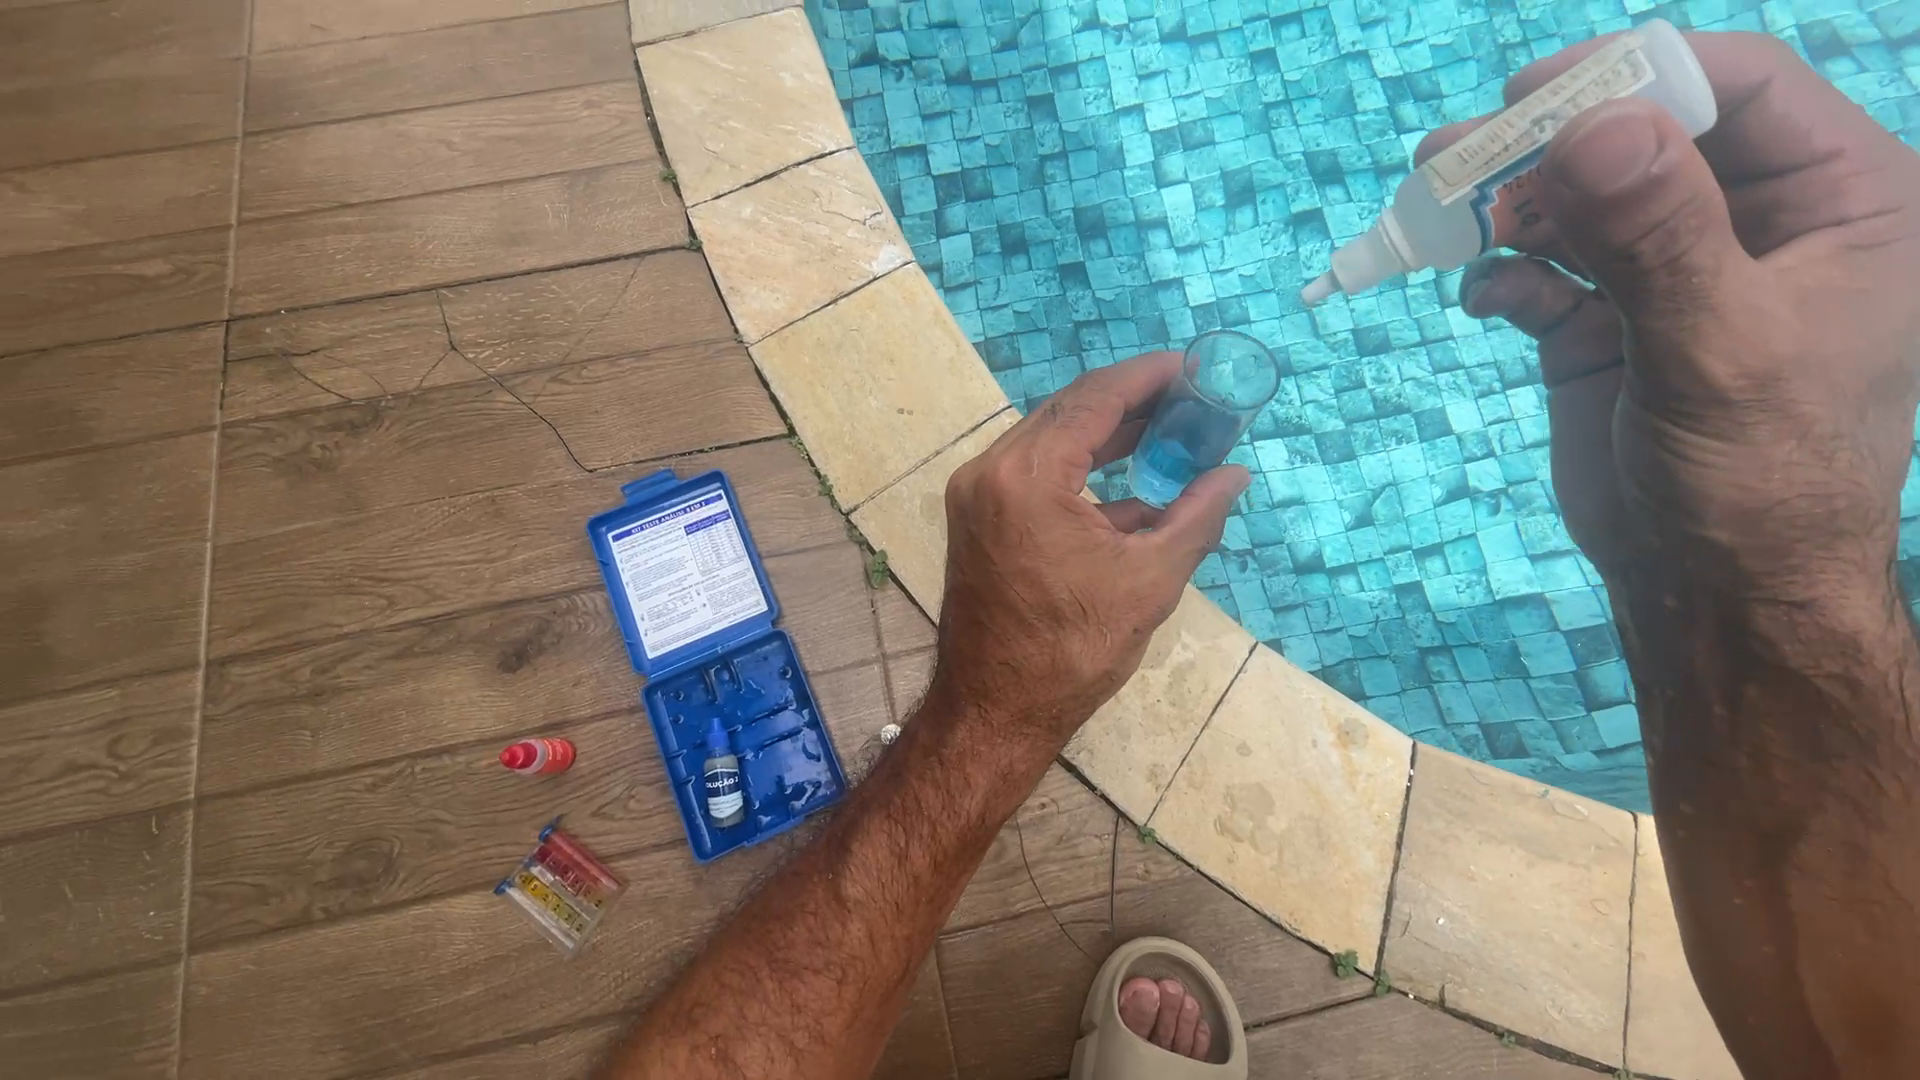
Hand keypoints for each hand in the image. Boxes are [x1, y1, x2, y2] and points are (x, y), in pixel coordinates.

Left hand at [927, 352, 1250, 763]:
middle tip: (1186, 399)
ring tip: (1165, 432)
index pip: (1093, 399)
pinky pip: (1032, 474)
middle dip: (1128, 403)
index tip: (1188, 367)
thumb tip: (1235, 476)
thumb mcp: (1150, 580)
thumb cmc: (1073, 649)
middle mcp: (989, 471)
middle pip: (1066, 413)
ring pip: (1048, 441)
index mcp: (1026, 476)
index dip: (1145, 376)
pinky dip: (1079, 473)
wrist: (996, 707)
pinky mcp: (976, 517)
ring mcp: (976, 494)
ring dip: (1104, 436)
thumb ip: (1196, 516)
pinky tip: (1129, 487)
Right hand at [1427, 33, 1919, 604]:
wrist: (1703, 576)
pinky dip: (1503, 281)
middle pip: (1632, 149)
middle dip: (1540, 152)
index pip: (1735, 93)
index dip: (1634, 77)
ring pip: (1573, 213)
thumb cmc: (1752, 465)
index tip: (1528, 93)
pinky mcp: (1596, 330)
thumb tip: (1592, 127)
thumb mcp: (1717, 342)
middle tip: (1446, 159)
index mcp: (1828, 199)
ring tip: (1437, 225)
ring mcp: (1660, 279)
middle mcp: (1743, 225)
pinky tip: (1485, 299)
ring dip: (1504, 216)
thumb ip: (1660, 233)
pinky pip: (1541, 280)